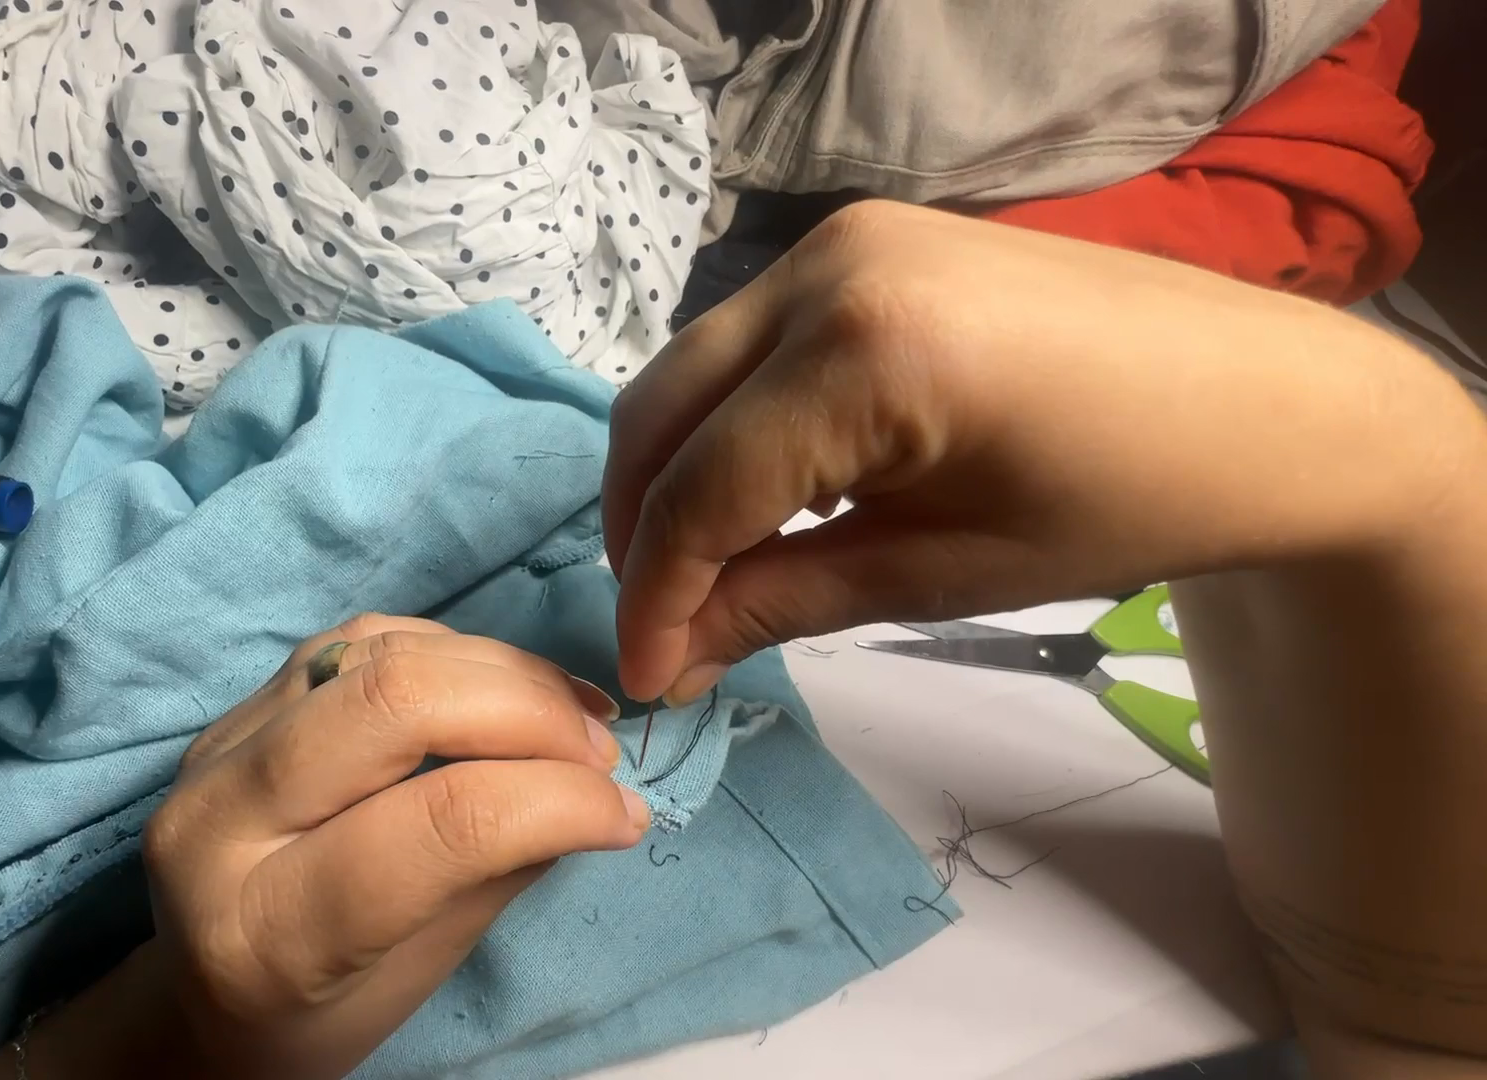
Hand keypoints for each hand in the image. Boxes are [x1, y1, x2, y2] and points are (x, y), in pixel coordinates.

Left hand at [141, 616, 646, 1079]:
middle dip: (528, 710)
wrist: (197, 986)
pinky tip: (500, 683)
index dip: (554, 800)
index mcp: (267, 930)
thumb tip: (594, 790)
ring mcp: (224, 741)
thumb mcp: (415, 976)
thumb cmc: (314, 1010)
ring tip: (568, 711)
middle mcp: (223, 816)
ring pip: (382, 651)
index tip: (623, 808)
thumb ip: (499, 870)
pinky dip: (451, 650)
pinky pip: (363, 637)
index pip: (439, 826)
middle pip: (397, 703)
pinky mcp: (243, 701)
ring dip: (502, 669)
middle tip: (596, 749)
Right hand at [605, 200, 1473, 703]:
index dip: (656, 594)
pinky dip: (717, 429)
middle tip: (657, 618)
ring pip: (682, 377)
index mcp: (867, 352)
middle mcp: (824, 270)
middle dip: (639, 529)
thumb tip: (664, 664)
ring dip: (669, 476)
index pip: (703, 489)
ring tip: (696, 561)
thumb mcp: (930, 576)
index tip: (642, 673)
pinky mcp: (843, 248)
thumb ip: (771, 607)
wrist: (1266, 399)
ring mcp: (830, 244)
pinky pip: (733, 352)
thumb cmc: (1118, 504)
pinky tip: (752, 487)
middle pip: (660, 415)